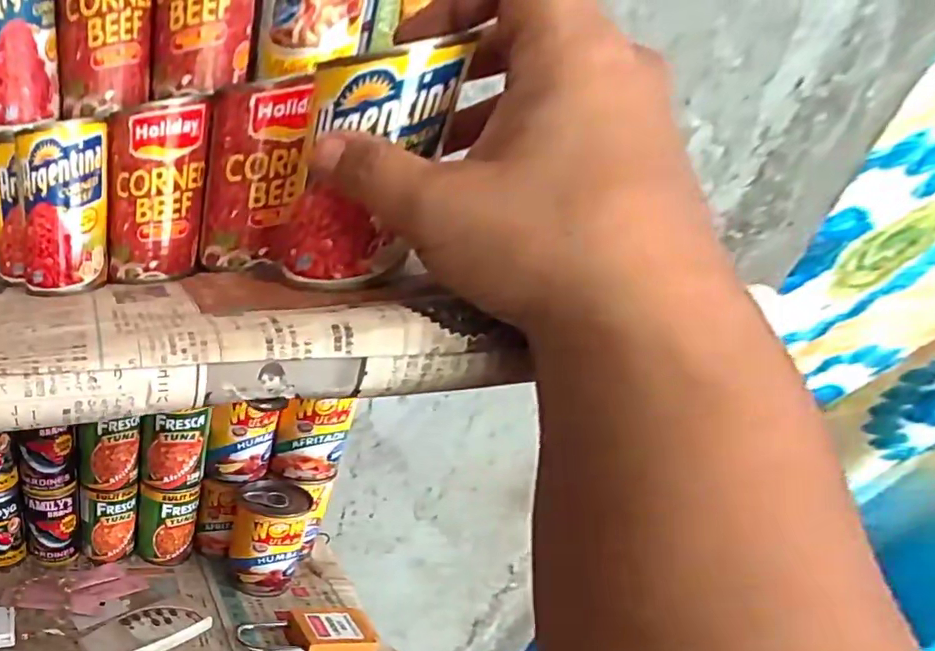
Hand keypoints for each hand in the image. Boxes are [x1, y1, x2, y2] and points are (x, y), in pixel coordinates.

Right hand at [306, 0, 736, 343]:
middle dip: (460, 71)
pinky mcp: (637, 167)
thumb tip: (323, 148)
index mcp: (571, 55)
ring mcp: (634, 119)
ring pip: (549, 93)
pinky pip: (567, 133)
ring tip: (433, 168)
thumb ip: (374, 172)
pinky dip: (515, 150)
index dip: (457, 4)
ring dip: (484, 118)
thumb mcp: (433, 207)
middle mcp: (615, 70)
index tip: (406, 48)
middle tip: (409, 115)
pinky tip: (479, 206)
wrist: (635, 309)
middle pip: (534, 38)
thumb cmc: (533, 236)